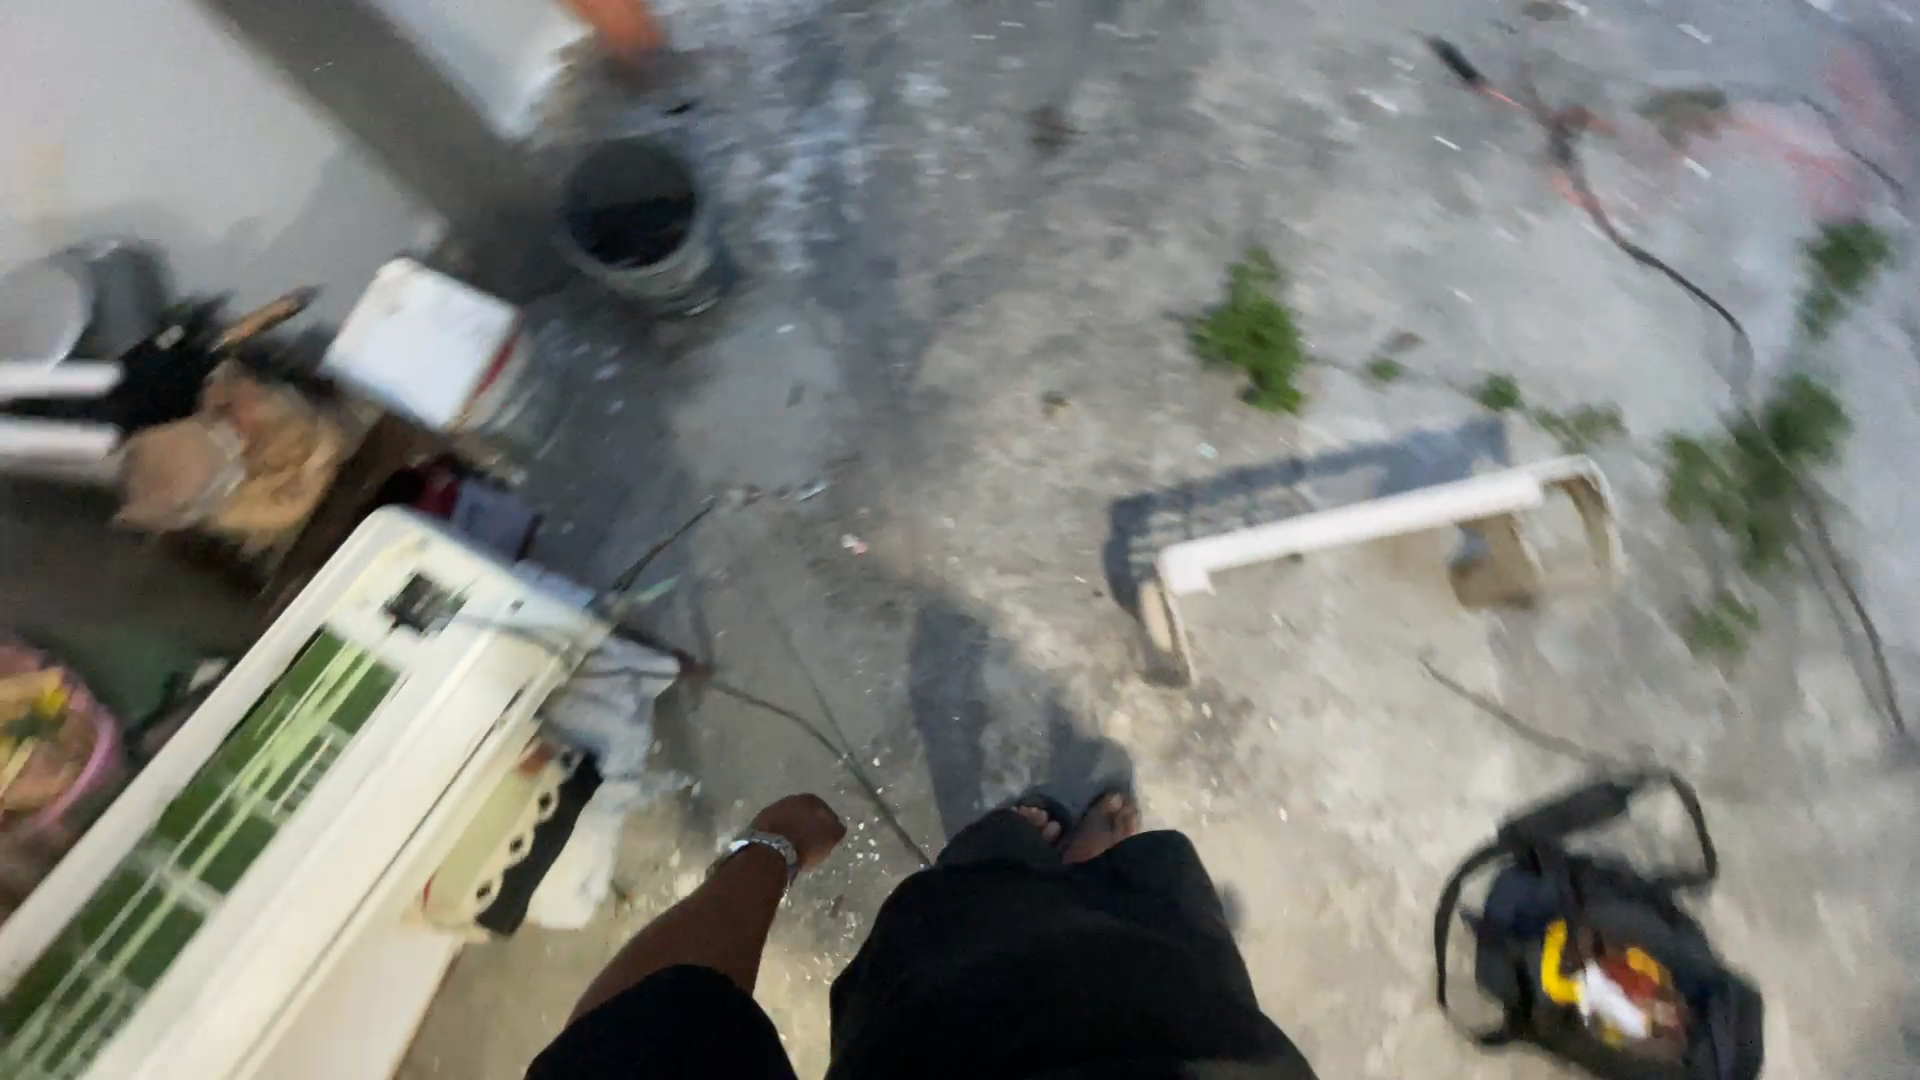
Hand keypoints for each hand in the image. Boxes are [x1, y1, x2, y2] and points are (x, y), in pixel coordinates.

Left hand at [749, 794, 846, 871]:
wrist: (770, 851)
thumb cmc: (805, 843)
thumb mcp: (830, 838)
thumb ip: (836, 830)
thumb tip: (838, 826)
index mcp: (810, 799)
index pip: (823, 809)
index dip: (826, 823)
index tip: (827, 836)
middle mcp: (790, 799)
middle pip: (802, 812)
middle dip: (807, 823)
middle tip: (810, 840)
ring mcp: (771, 810)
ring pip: (786, 819)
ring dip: (791, 829)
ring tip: (794, 845)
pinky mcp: (756, 823)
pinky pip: (773, 829)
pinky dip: (778, 836)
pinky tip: (780, 847)